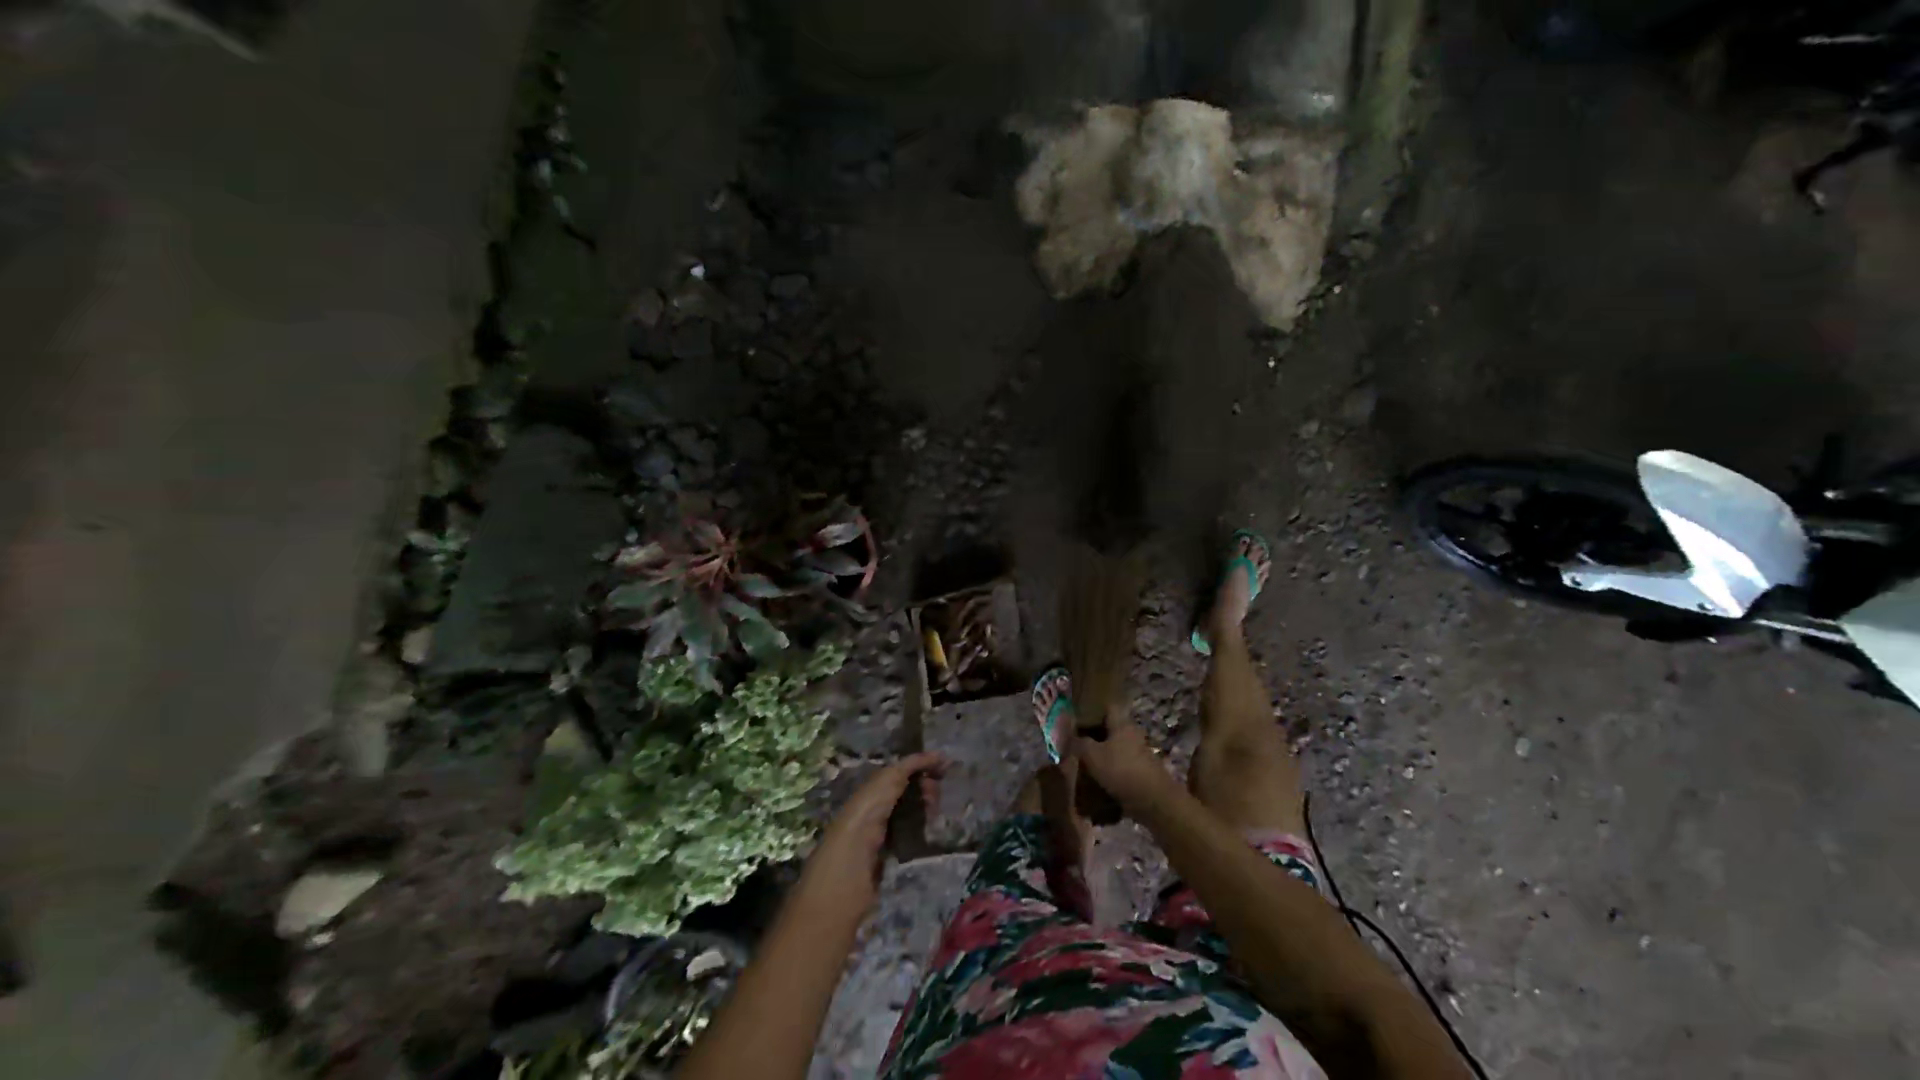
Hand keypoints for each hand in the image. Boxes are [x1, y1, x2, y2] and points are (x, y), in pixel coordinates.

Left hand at [800, 751, 944, 914]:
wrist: (851, 864)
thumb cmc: (867, 814)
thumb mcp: (887, 780)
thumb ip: (911, 765)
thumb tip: (939, 755)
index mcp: (871, 786)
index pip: (901, 770)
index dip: (922, 767)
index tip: (945, 769)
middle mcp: (874, 804)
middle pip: (907, 791)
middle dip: (926, 788)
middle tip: (936, 797)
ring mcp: (879, 830)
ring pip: (909, 812)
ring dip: (925, 809)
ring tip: (934, 815)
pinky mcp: (886, 854)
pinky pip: (908, 835)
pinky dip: (920, 831)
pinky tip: (929, 832)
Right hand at [1071, 718, 1175, 811]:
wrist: (1153, 801)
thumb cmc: (1121, 770)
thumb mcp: (1092, 755)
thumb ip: (1079, 743)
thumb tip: (1069, 736)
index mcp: (1122, 724)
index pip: (1108, 707)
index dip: (1093, 709)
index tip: (1077, 717)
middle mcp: (1132, 735)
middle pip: (1110, 730)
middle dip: (1094, 736)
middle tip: (1075, 743)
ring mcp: (1139, 755)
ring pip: (1115, 749)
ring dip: (1101, 756)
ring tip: (1083, 764)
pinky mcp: (1141, 773)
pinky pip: (1120, 767)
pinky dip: (1109, 772)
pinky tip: (1096, 781)